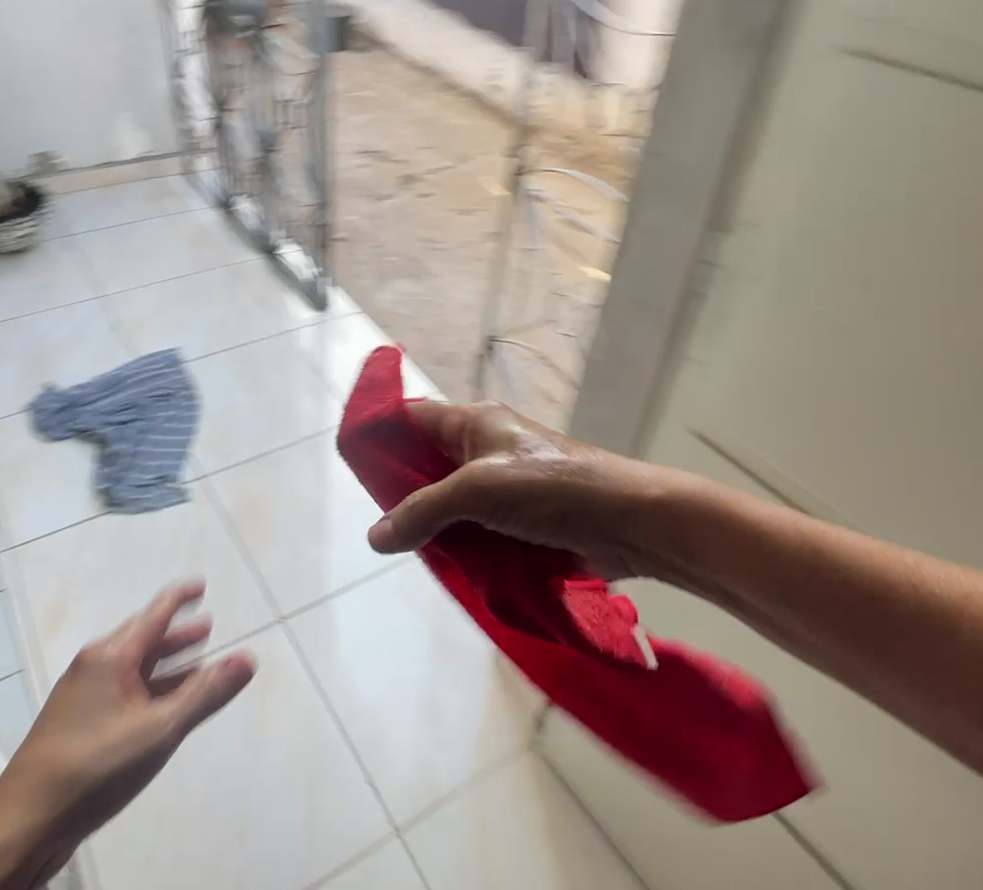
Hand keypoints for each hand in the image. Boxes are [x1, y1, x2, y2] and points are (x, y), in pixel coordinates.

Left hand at [0, 580, 254, 889]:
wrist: (25, 823)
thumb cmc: (95, 768)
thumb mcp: (160, 730)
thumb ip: (206, 693)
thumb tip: (248, 658)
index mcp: (110, 657)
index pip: (154, 614)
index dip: (180, 598)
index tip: (201, 584)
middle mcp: (93, 667)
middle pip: (141, 638)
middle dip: (176, 633)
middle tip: (207, 627)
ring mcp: (81, 696)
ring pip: (132, 667)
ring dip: (164, 662)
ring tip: (194, 660)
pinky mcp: (76, 724)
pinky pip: (121, 690)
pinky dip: (148, 687)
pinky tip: (160, 705)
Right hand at [366, 400, 674, 580]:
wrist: (627, 522)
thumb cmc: (551, 488)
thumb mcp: (478, 490)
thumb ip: (423, 511)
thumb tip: (375, 537)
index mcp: (474, 422)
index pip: (413, 417)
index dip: (382, 434)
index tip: (354, 466)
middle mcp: (485, 447)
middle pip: (427, 464)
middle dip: (404, 493)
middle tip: (380, 523)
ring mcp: (504, 485)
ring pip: (450, 502)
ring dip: (434, 525)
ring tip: (409, 550)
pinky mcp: (520, 519)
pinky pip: (476, 528)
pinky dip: (460, 544)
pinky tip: (445, 564)